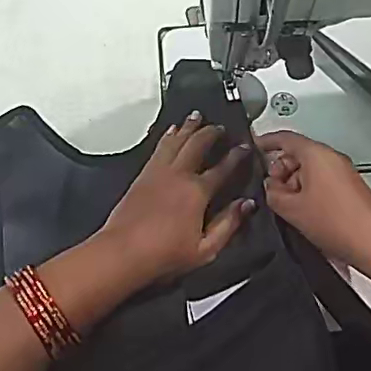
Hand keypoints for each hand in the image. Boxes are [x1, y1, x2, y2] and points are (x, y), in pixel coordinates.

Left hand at [92, 113, 254, 288]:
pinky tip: (171, 131)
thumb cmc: (162, 254)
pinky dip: (168, 136)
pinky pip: (159, 147)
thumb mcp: (206, 249)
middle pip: (198, 144)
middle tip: (221, 127)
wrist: (123, 251)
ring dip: (189, 127)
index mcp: (197, 192)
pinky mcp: (143, 174)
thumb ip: (229, 224)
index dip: (236, 156)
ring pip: (177, 140)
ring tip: (197, 117)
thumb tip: (246, 206)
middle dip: (212, 133)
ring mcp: (158, 172)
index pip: (223, 168)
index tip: (244, 148)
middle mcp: (178, 175)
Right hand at [260, 130, 370, 272]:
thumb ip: (272, 192)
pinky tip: (306, 213)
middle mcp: (333, 158)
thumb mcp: (290, 209)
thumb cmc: (341, 224)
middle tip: (271, 187)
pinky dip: (310, 190)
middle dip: (280, 168)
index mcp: (317, 154)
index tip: (257, 146)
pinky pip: (324, 181)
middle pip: (298, 153)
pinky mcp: (351, 188)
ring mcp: (344, 173)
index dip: (267, 141)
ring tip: (289, 206)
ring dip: (295, 182)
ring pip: (311, 168)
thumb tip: (270, 187)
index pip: (285, 138)